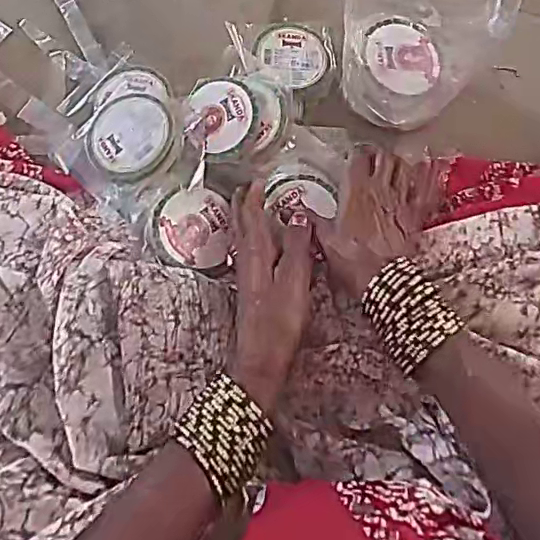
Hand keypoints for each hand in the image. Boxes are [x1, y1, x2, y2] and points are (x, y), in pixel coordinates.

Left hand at [230, 187, 314, 410]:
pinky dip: (252, 238)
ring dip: (244, 220)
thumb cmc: (279, 320)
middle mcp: (247, 261)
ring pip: (242, 239)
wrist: (261, 360)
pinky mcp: (250, 290)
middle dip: (242, 205)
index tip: (258, 179)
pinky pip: (249, 252)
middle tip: (246, 187)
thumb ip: (298, 245)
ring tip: (248, 208)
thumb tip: (298, 214)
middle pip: (240, 225)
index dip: (253, 196)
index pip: (251, 216)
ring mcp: (246, 276)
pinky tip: (258, 245)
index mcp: (256, 253)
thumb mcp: (295, 279)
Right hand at [311, 145, 442, 300]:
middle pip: (384, 158)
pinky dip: (431, 175)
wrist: (384, 279)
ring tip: (397, 160)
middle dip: (380, 154)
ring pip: (405, 168)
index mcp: (357, 193)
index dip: (358, 153)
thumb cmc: (353, 261)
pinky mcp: (416, 214)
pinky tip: (434, 165)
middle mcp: (380, 190)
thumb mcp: (326, 241)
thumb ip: (313, 221)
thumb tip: (295, 208)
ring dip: (401, 162)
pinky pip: (425, 189)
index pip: (358, 160)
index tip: (355, 154)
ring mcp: (401, 200)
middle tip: (376, 156)